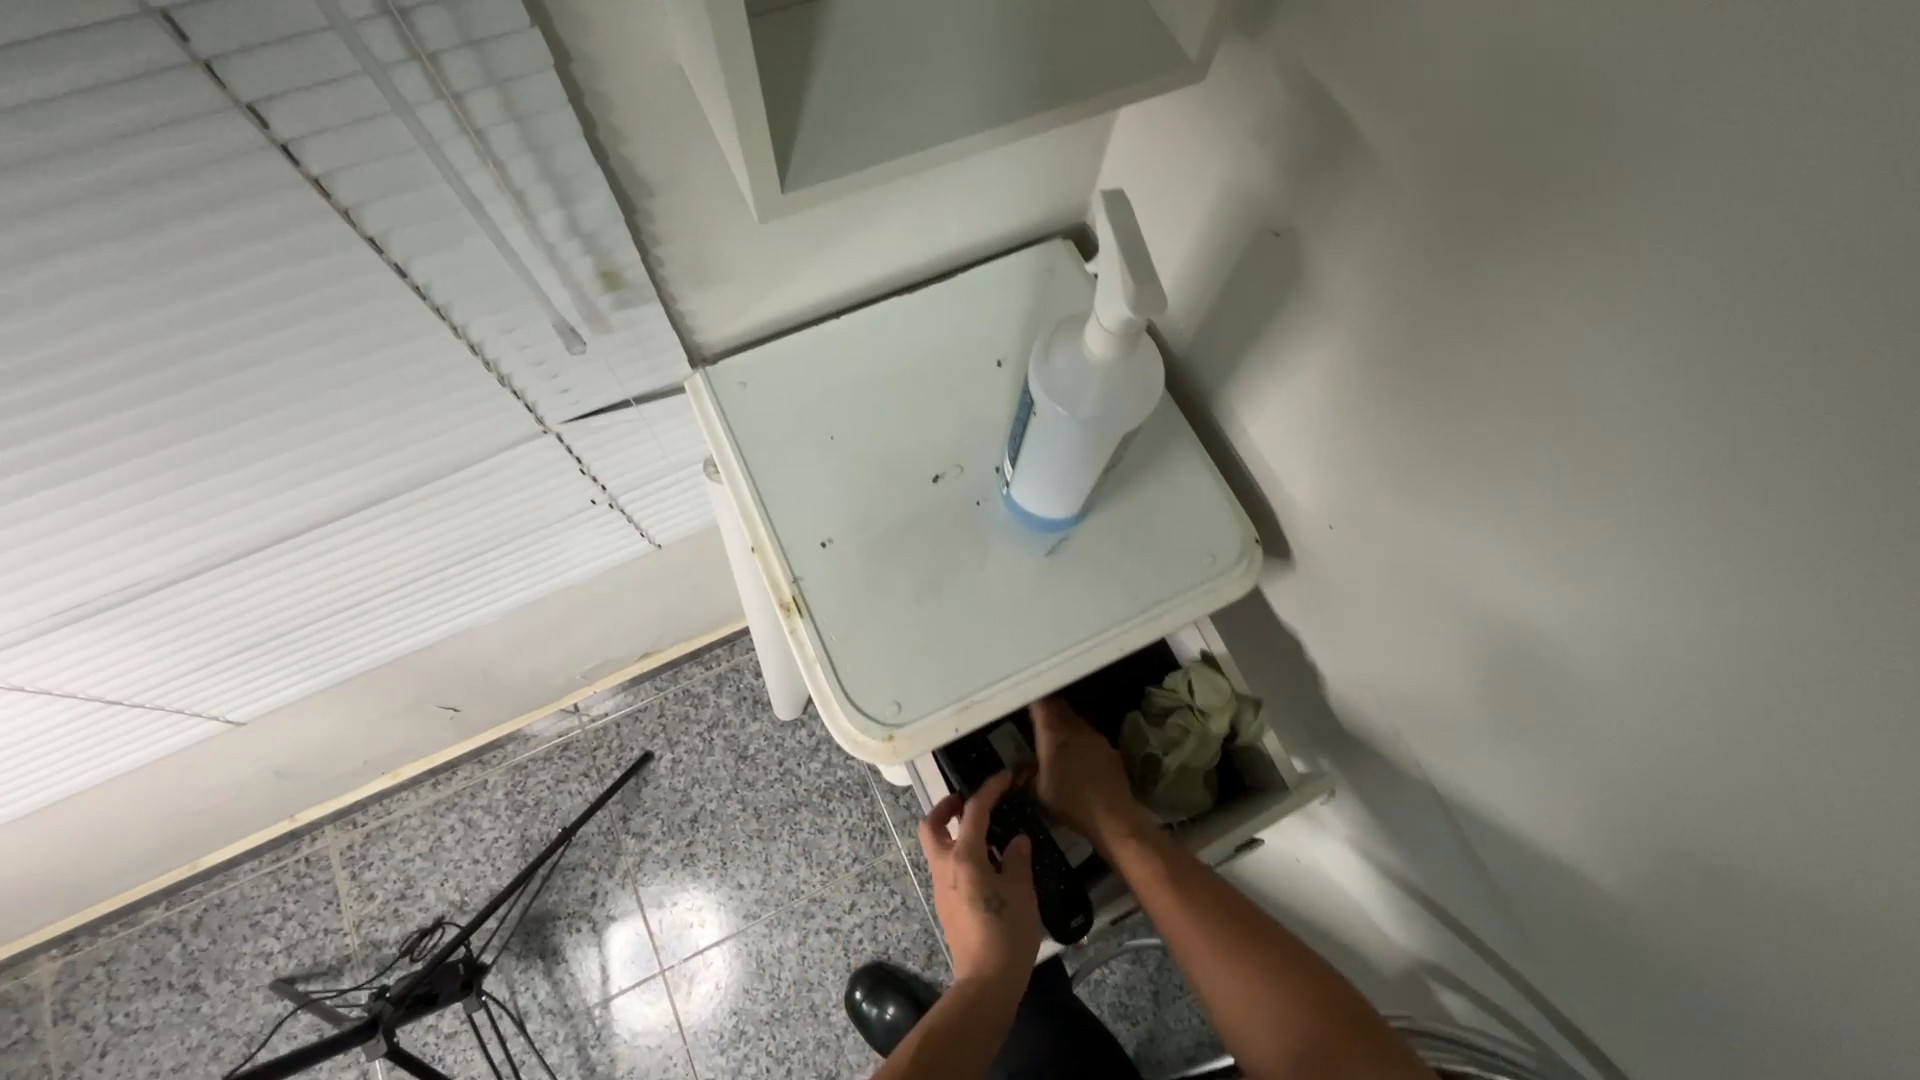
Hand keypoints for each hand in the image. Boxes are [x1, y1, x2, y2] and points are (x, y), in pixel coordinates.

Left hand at [919, 771, 1042, 986]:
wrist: (987, 980)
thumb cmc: (1007, 931)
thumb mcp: (1022, 890)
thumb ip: (1017, 859)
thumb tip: (1016, 841)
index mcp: (964, 857)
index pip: (973, 811)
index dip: (989, 790)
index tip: (1003, 778)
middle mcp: (944, 867)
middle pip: (931, 826)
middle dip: (945, 807)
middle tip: (967, 802)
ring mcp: (941, 888)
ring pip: (936, 847)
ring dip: (952, 832)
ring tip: (985, 834)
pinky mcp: (946, 905)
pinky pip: (946, 867)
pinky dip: (959, 854)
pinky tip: (986, 864)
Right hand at [1028, 697, 1153, 853]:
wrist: (1114, 816)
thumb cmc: (1072, 804)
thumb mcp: (1041, 791)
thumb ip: (1029, 772)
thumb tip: (1021, 765)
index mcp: (1054, 735)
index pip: (1041, 705)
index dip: (1032, 701)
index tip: (1025, 702)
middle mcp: (1075, 728)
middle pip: (1059, 706)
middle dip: (1047, 709)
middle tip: (1037, 718)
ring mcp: (1094, 735)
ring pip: (1075, 719)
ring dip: (1064, 723)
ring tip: (1055, 737)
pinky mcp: (1108, 746)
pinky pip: (1088, 733)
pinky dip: (1078, 737)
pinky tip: (1077, 753)